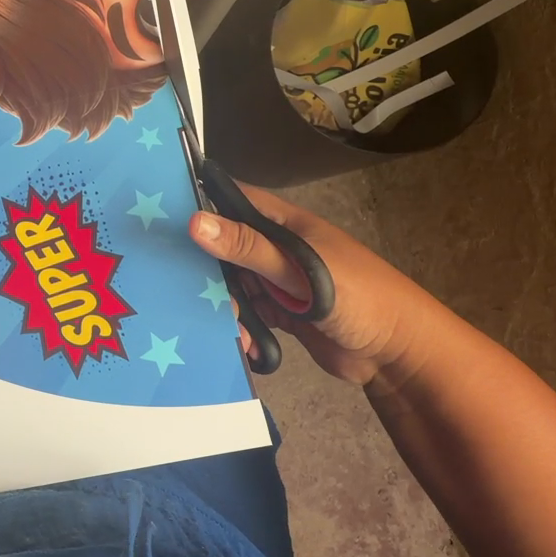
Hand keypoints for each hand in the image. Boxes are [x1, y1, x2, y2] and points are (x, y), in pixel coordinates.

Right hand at [188, 185, 448, 386]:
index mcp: (283, 224)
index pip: (230, 202)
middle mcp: (275, 248)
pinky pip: (247, 314)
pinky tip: (245, 344)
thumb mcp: (299, 269)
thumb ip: (247, 247)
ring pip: (231, 285)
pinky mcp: (280, 312)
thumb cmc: (358, 296)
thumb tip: (193, 222)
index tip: (156, 221)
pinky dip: (241, 328)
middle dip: (204, 271)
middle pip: (222, 249)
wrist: (399, 355)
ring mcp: (277, 280)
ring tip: (229, 329)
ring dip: (224, 307)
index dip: (196, 206)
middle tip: (186, 293)